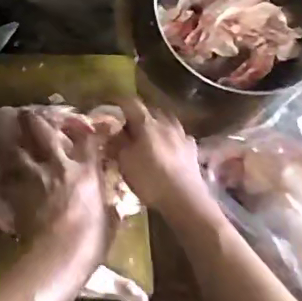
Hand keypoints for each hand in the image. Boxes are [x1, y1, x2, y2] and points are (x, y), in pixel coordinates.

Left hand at [0, 110, 113, 267]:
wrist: (57, 257)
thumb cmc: (90, 240)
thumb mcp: (110, 223)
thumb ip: (111, 207)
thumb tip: (116, 205)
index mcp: (86, 171)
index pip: (87, 139)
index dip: (85, 127)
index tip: (83, 124)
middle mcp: (59, 166)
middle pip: (45, 132)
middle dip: (37, 121)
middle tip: (31, 114)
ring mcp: (35, 177)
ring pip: (21, 149)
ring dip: (17, 142)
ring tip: (10, 134)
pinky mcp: (17, 192)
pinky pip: (8, 177)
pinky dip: (5, 173)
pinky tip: (1, 171)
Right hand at [118, 98, 216, 222]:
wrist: (185, 199)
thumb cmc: (150, 180)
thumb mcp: (125, 163)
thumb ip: (117, 144)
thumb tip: (110, 133)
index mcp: (146, 123)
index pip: (130, 102)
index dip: (118, 101)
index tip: (110, 104)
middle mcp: (165, 123)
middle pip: (149, 110)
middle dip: (137, 114)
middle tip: (127, 125)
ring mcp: (181, 134)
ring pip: (166, 120)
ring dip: (157, 123)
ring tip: (149, 134)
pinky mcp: (192, 149)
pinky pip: (179, 135)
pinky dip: (171, 137)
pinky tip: (170, 146)